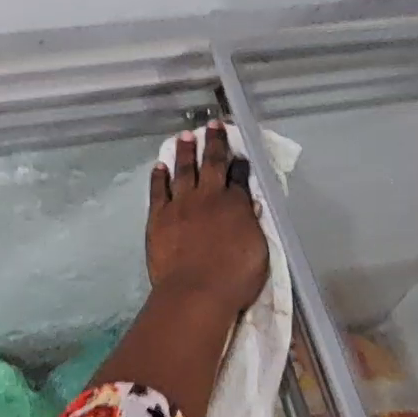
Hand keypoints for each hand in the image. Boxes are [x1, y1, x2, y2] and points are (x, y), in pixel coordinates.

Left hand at [147, 120, 268, 314]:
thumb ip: (252, 225)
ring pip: (184, 170)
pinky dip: (159, 176)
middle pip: (212, 163)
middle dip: (214, 142)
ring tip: (185, 136)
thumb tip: (250, 207)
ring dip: (185, 151)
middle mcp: (209, 197)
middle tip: (212, 124)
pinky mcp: (159, 217)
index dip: (239, 164)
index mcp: (237, 204)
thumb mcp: (258, 251)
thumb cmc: (235, 279)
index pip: (239, 177)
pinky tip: (159, 165)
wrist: (195, 291)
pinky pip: (159, 190)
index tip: (239, 152)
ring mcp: (181, 204)